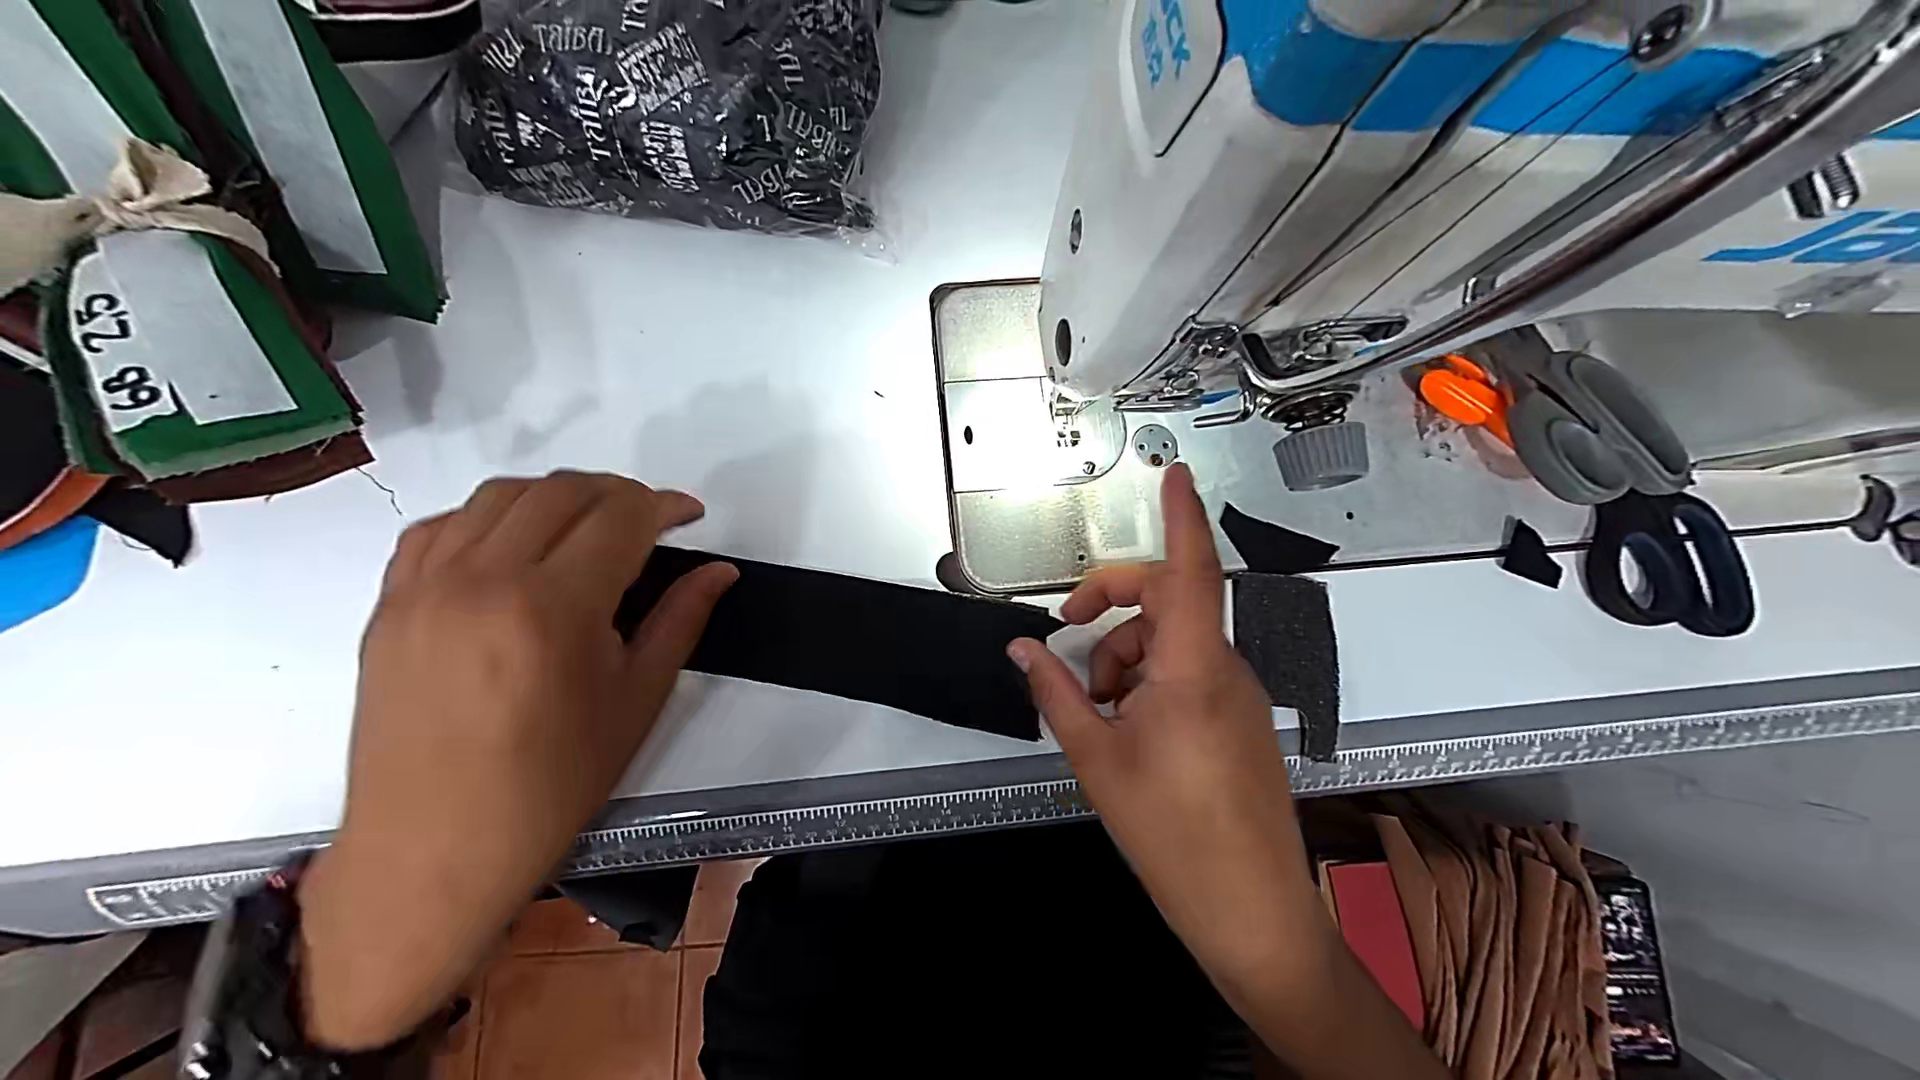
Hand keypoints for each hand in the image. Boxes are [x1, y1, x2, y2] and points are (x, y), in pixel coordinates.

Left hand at [297, 471, 736, 1049]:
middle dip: (619, 492)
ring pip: (500, 494)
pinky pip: (442, 526)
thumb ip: (681, 618)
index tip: (689, 515)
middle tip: (650, 520)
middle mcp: (483, 580)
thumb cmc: (554, 783)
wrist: (434, 850)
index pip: (620, 517)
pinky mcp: (389, 604)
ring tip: (590, 526)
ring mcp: (425, 588)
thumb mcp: (638, 699)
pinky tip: (518, 547)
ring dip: (558, 495)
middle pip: (562, 490)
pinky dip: (492, 517)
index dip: (664, 505)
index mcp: (553, 608)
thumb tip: (719, 571)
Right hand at [1005, 465, 1317, 990]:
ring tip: (1098, 708)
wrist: (1250, 911)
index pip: (1191, 571)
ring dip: (1125, 654)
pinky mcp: (1237, 716)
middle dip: (1111, 607)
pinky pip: (1188, 668)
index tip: (1175, 474)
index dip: (1183, 515)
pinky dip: (1148, 677)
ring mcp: (1236, 693)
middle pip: (1167, 599)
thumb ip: (1056, 692)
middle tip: (1068, 635)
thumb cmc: (1173, 838)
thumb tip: (1022, 650)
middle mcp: (1225, 670)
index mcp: (1194, 671)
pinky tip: (1126, 723)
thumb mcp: (1096, 758)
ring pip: (1172, 638)